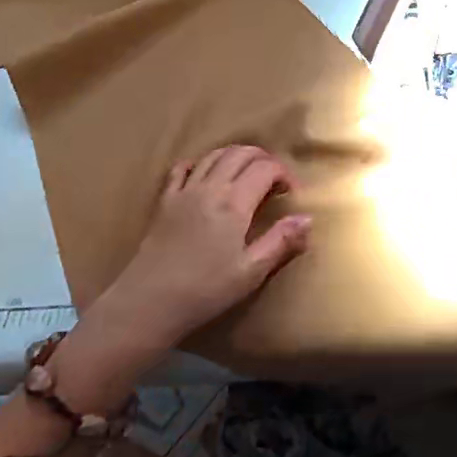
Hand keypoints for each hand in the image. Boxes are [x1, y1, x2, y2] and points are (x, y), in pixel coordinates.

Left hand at [99, 145, 311, 348]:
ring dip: (234, 156)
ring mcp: (183, 191)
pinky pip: (181, 169)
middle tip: (274, 179)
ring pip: (212, 156)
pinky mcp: (164, 201)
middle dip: (262, 159)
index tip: (291, 194)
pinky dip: (198, 164)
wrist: (149, 302)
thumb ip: (280, 241)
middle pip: (239, 154)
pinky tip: (205, 175)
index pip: (265, 169)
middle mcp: (210, 187)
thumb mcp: (251, 271)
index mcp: (234, 203)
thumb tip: (307, 218)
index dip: (283, 174)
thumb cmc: (206, 290)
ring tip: (246, 174)